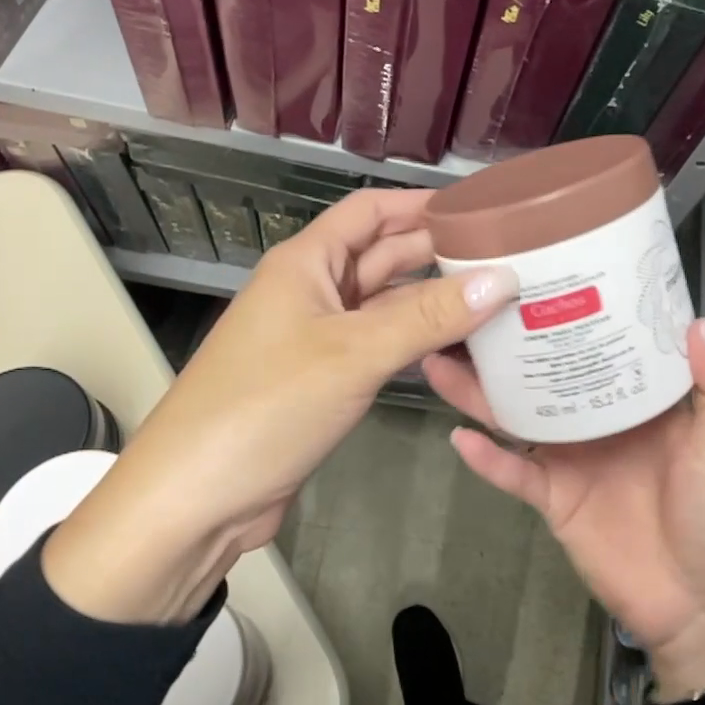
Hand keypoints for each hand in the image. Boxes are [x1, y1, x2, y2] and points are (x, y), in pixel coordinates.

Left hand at [45, 188, 517, 624]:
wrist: (194, 501)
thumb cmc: (265, 406)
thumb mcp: (352, 354)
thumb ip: (428, 315)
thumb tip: (502, 280)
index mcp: (307, 263)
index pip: (371, 211)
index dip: (422, 203)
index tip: (482, 208)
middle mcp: (314, 290)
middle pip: (384, 254)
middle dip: (439, 251)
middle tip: (510, 254)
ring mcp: (319, 337)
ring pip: (386, 302)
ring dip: (435, 298)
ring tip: (501, 293)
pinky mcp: (326, 379)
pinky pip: (381, 343)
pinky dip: (419, 339)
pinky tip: (463, 344)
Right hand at [427, 319, 704, 699]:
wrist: (698, 601)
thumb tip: (696, 322)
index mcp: (631, 396)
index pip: (594, 342)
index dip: (567, 310)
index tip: (536, 272)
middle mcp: (594, 418)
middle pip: (542, 374)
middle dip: (504, 344)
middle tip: (462, 307)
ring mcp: (569, 458)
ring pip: (516, 417)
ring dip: (479, 392)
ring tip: (438, 355)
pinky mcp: (553, 499)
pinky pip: (514, 474)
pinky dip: (488, 459)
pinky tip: (458, 435)